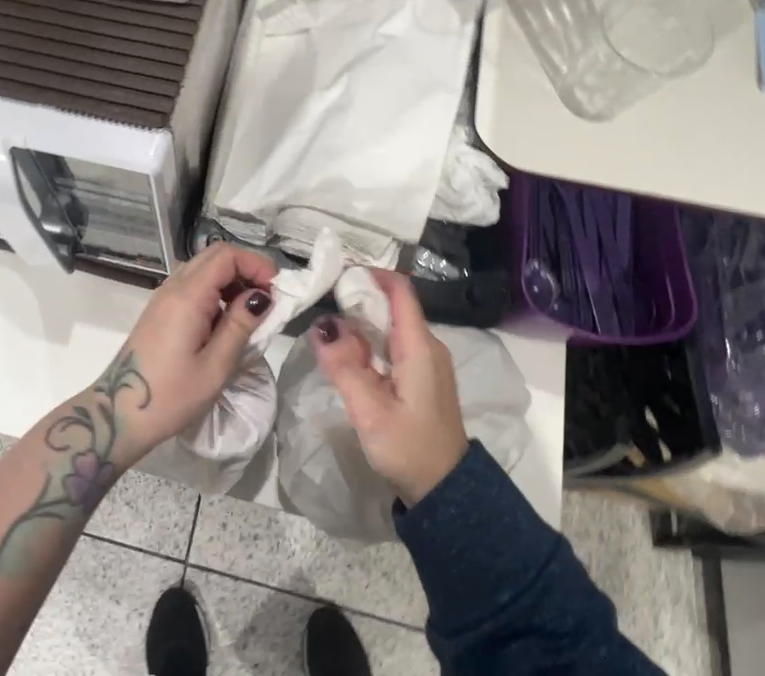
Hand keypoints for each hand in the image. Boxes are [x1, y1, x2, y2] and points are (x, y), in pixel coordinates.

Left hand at [98, 243, 276, 461]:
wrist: (121, 415)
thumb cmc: (172, 395)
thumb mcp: (216, 366)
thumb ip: (240, 325)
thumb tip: (262, 296)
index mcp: (187, 296)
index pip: (226, 255)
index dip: (256, 264)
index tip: (277, 291)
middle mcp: (172, 288)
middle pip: (214, 256)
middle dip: (246, 269)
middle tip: (268, 299)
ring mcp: (163, 299)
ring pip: (202, 270)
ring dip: (230, 281)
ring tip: (251, 313)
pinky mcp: (160, 312)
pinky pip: (192, 287)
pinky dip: (215, 293)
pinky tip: (226, 322)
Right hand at [311, 269, 468, 505]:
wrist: (444, 491)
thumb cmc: (409, 449)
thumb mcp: (370, 412)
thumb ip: (344, 367)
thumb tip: (321, 326)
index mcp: (419, 347)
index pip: (400, 291)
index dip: (371, 275)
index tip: (336, 274)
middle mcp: (427, 347)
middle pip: (393, 305)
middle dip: (358, 297)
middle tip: (320, 298)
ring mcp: (425, 362)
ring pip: (390, 326)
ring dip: (360, 321)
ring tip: (325, 324)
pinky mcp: (419, 378)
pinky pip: (392, 346)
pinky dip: (368, 341)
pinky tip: (345, 352)